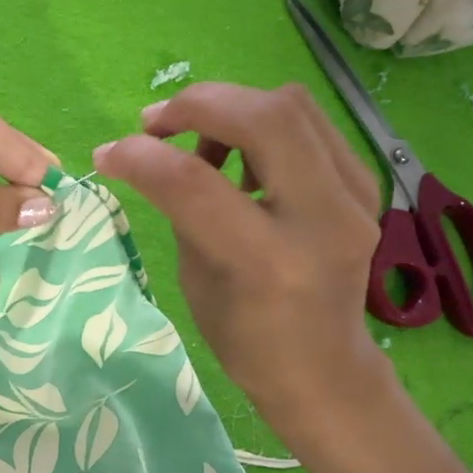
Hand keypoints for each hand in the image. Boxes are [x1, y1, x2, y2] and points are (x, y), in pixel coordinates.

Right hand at [92, 83, 386, 423]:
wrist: (322, 368)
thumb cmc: (245, 340)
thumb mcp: (198, 281)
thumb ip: (185, 213)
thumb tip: (155, 156)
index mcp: (267, 262)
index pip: (195, 184)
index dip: (143, 157)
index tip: (108, 152)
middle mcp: (321, 219)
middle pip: (263, 117)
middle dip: (197, 105)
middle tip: (154, 123)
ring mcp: (354, 196)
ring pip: (292, 106)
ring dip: (230, 108)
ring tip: (194, 139)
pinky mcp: (364, 183)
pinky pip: (309, 126)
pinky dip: (261, 125)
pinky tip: (236, 153)